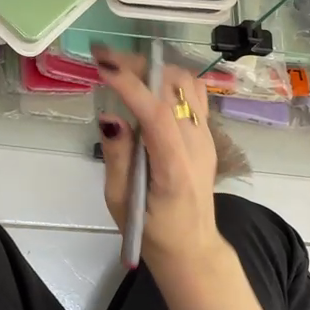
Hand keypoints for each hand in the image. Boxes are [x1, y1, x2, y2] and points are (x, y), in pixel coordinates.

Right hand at [93, 44, 225, 272]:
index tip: (102, 67)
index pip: (157, 114)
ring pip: (187, 85)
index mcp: (175, 168)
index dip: (131, 85)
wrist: (192, 248)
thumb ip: (117, 158)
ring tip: (123, 69)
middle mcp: (197, 146)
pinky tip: (145, 85)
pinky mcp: (206, 136)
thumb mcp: (121, 203)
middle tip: (104, 60)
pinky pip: (192, 95)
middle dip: (139, 67)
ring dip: (155, 69)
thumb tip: (110, 117)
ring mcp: (206, 138)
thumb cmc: (151, 232)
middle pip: (175, 88)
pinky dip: (168, 80)